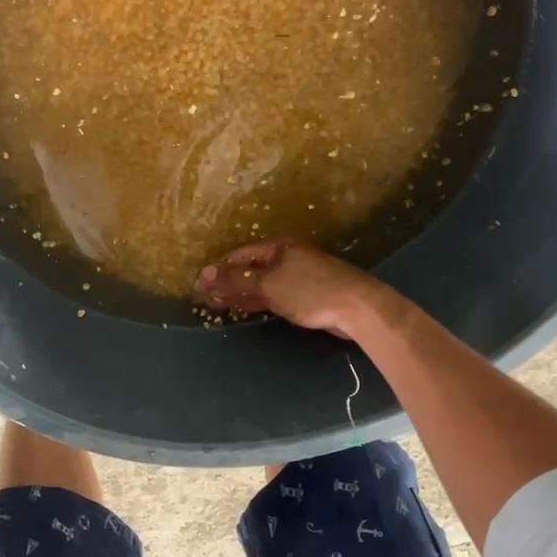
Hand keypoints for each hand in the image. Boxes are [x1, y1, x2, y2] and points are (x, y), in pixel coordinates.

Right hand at [194, 240, 384, 338]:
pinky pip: (273, 295)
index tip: (198, 285)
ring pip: (261, 283)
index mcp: (278, 248)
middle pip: (249, 269)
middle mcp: (286, 258)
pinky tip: (244, 309)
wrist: (358, 308)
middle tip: (203, 298)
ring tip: (217, 305)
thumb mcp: (269, 285)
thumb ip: (237, 280)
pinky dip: (256, 301)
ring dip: (240, 293)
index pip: (238, 256)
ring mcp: (297, 277)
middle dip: (226, 282)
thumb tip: (206, 273)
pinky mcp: (305, 295)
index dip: (217, 270)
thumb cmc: (311, 291)